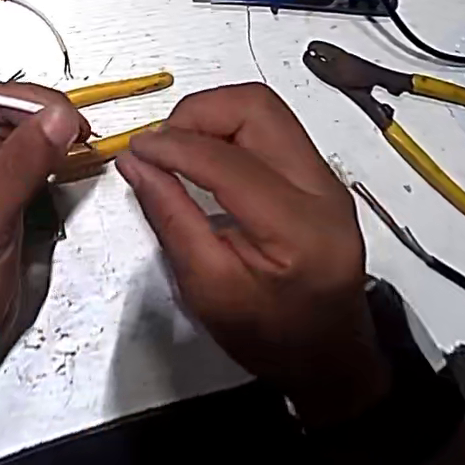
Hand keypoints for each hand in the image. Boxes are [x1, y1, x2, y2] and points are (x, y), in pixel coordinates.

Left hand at [0, 81, 87, 359]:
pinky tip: (67, 162)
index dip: (21, 98)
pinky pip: (30, 162)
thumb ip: (23, 160)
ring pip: (20, 135)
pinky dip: (51, 159)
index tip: (60, 110)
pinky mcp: (1, 196)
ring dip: (49, 136)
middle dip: (40, 116)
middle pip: (3, 112)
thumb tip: (60, 115)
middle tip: (77, 127)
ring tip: (78, 142)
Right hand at [115, 84, 388, 424]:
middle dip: (197, 113)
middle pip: (256, 108)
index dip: (173, 147)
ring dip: (212, 114)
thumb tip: (135, 162)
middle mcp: (323, 190)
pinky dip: (226, 125)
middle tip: (161, 144)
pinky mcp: (318, 171)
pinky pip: (268, 123)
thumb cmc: (270, 337)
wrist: (329, 358)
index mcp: (299, 230)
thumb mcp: (208, 289)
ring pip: (262, 106)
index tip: (137, 149)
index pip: (228, 162)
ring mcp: (325, 176)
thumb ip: (170, 217)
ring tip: (179, 146)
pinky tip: (204, 152)